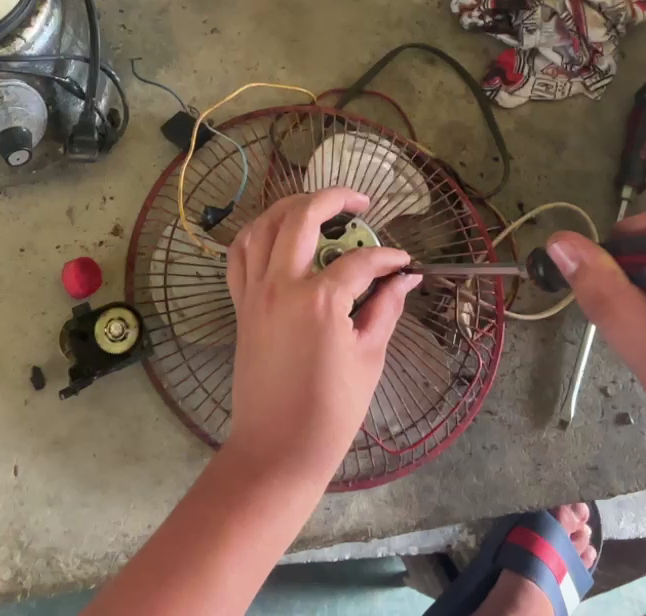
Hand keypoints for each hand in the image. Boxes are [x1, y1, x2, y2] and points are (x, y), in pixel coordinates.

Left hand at [224, 187, 420, 479]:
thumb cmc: (330, 409)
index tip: (404, 263)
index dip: (387, 258)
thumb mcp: (369, 357)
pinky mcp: (240, 304)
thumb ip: (386, 308)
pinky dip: (256, 234)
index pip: (360, 261)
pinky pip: (240, 254)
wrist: (277, 447)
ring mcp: (254, 291)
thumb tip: (405, 278)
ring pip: (262, 225)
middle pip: (301, 217)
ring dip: (289, 207)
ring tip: (316, 207)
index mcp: (320, 300)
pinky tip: (276, 233)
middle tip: (359, 202)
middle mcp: (281, 284)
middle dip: (333, 198)